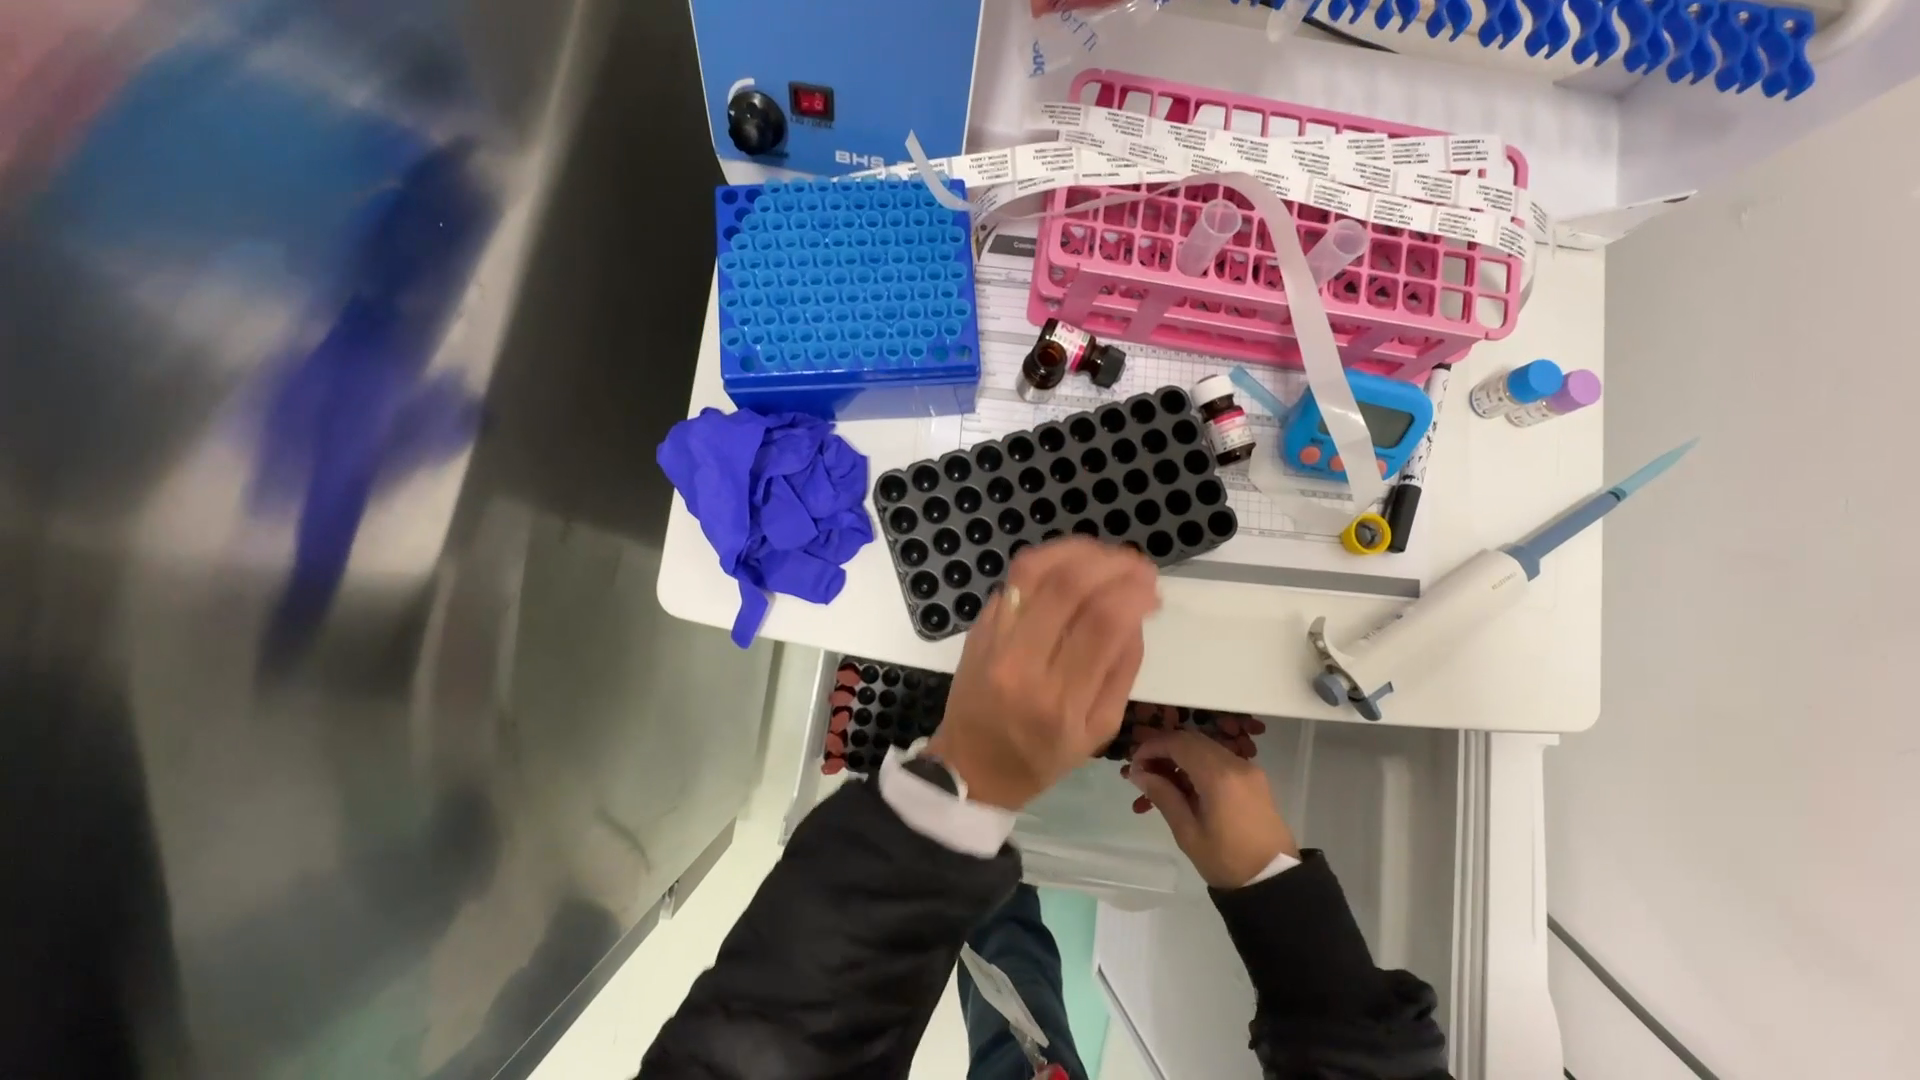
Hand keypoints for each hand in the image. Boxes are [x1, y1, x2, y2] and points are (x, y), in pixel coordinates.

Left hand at [929, 537, 1160, 809]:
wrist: (970, 765)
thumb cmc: (1041, 756)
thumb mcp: (1099, 730)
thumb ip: (1122, 669)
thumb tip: (1136, 612)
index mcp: (1058, 700)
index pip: (1101, 624)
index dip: (1133, 593)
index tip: (1153, 589)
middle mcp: (1020, 663)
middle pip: (1066, 586)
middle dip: (1112, 564)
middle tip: (1138, 565)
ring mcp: (992, 640)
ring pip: (1032, 571)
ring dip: (1078, 551)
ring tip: (1108, 556)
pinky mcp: (977, 626)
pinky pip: (1014, 580)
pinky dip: (1049, 563)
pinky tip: (1073, 566)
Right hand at [1126, 730, 1298, 888]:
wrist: (1275, 881)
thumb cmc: (1227, 861)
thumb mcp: (1187, 832)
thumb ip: (1163, 796)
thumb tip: (1138, 773)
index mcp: (1219, 776)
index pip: (1177, 743)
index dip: (1151, 748)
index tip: (1134, 767)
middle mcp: (1236, 763)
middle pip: (1191, 741)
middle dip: (1163, 753)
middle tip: (1142, 775)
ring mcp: (1248, 770)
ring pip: (1204, 750)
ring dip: (1179, 761)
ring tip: (1158, 789)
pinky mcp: (1254, 779)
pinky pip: (1219, 763)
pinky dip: (1197, 769)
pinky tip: (1182, 792)